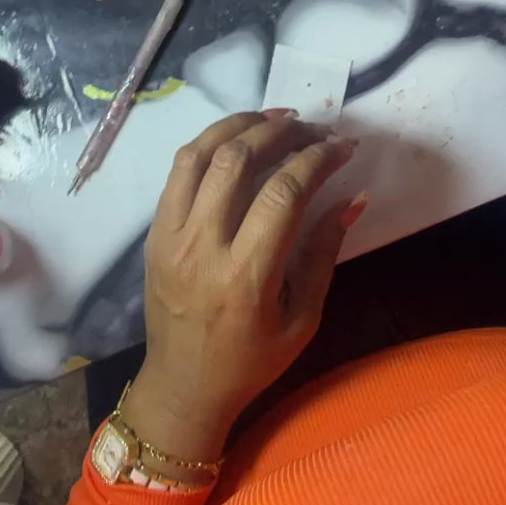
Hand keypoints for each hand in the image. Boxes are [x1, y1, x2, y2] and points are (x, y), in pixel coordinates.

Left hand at [126, 111, 364, 469]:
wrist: (182, 386)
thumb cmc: (251, 361)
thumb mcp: (304, 317)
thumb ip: (324, 252)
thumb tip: (352, 197)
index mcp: (245, 277)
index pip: (283, 193)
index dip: (317, 159)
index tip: (343, 147)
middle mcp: (202, 248)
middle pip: (237, 161)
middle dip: (281, 132)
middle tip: (312, 128)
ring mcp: (170, 236)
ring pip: (199, 154)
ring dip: (240, 125)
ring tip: (275, 118)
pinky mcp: (153, 233)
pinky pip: (178, 172)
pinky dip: (209, 144)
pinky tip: (237, 139)